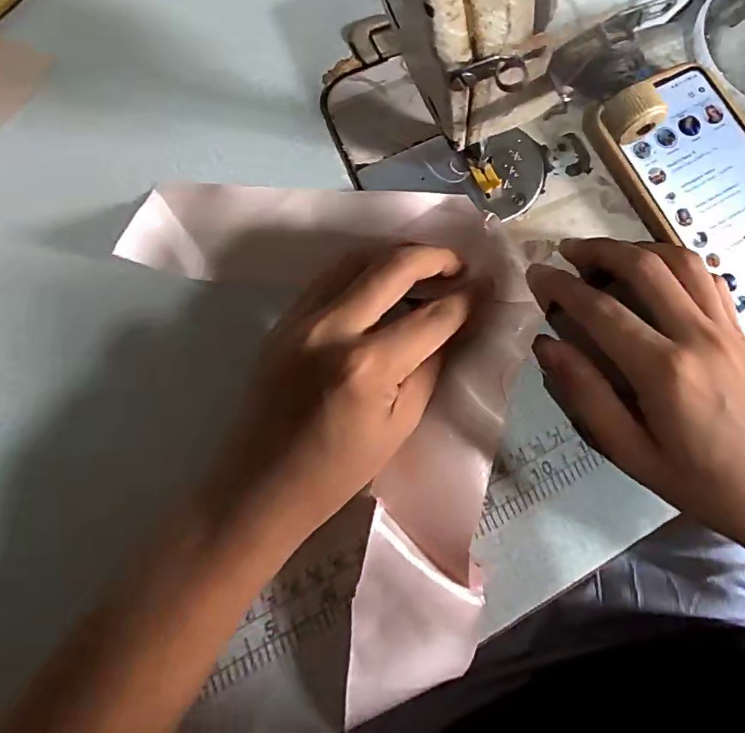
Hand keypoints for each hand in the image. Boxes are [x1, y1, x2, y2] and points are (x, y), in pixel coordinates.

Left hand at [201, 245, 477, 540]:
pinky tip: (386, 279)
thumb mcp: (403, 422)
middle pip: (395, 267)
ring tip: (428, 266)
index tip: (488, 285)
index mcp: (368, 366)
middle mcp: (332, 329)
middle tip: (461, 265)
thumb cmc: (338, 471)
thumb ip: (433, 362)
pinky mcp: (284, 320)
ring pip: (359, 258)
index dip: (468, 298)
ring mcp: (302, 319)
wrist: (256, 490)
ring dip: (400, 254)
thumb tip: (458, 322)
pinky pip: (332, 274)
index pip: (434, 315)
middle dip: (437, 258)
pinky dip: (367, 267)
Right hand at [526, 238, 744, 566]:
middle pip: (644, 266)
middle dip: (600, 250)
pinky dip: (678, 262)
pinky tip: (659, 272)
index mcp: (664, 370)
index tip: (537, 274)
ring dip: (639, 246)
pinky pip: (708, 276)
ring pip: (680, 260)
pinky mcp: (740, 327)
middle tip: (568, 251)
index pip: (602, 310)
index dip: (563, 287)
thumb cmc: (698, 481)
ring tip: (609, 254)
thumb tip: (546, 345)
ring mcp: (724, 325)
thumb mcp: (632, 453)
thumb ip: (587, 395)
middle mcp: (696, 334)